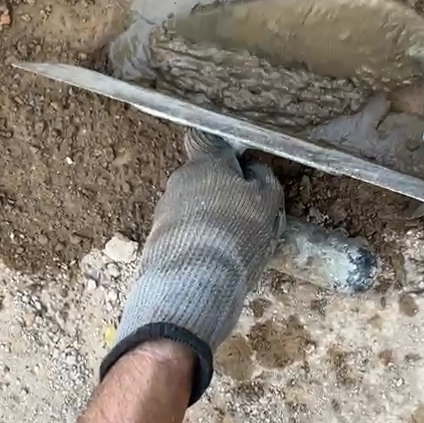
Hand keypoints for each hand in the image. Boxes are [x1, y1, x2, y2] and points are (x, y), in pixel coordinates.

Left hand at [103, 131, 283, 402]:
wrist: (192, 284)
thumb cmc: (237, 235)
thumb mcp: (267, 204)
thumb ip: (263, 181)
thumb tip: (255, 169)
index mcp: (204, 163)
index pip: (204, 138)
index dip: (221, 148)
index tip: (239, 164)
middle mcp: (178, 181)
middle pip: (201, 177)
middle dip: (219, 190)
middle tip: (245, 214)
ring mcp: (164, 211)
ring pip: (192, 206)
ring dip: (208, 219)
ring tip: (231, 245)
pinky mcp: (156, 241)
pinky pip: (183, 233)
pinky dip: (197, 242)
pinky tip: (214, 261)